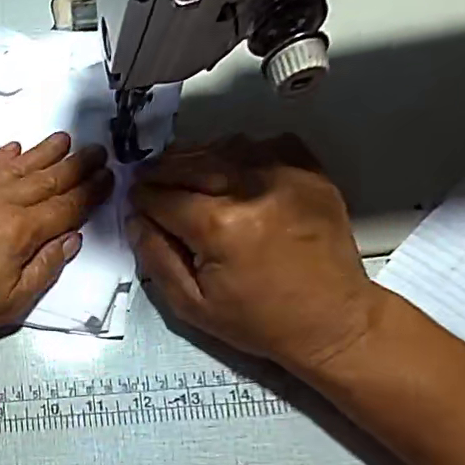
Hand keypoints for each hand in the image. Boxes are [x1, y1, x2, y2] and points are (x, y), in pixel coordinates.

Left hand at [0, 132, 111, 355]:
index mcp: (20, 232)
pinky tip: (16, 148)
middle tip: (97, 151)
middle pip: (48, 179)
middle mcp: (0, 202)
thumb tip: (71, 238)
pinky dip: (2, 155)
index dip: (91, 192)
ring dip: (45, 152)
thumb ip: (46, 267)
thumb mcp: (13, 302)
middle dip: (76, 166)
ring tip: (65, 140)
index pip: (66, 206)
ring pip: (19, 166)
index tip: (108, 178)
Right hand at [128, 135, 383, 371]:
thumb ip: (156, 259)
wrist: (331, 321)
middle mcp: (252, 189)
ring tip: (179, 171)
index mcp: (221, 226)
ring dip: (194, 156)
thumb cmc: (260, 321)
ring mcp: (285, 174)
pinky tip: (226, 167)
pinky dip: (237, 150)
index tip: (133, 199)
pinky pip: (262, 144)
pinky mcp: (309, 171)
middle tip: (147, 180)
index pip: (163, 196)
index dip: (141, 197)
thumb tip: (135, 220)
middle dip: (161, 171)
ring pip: (223, 146)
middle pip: (190, 163)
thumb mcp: (193, 306)